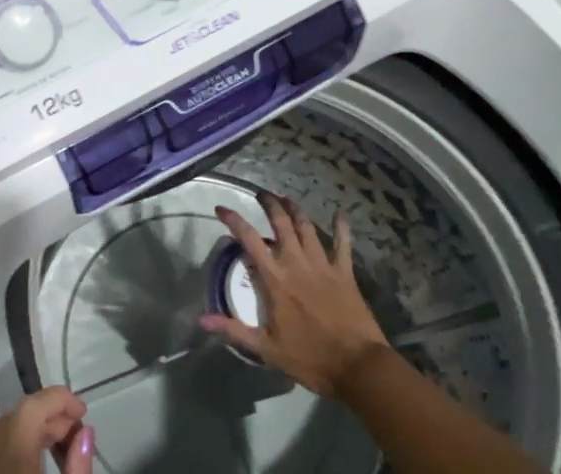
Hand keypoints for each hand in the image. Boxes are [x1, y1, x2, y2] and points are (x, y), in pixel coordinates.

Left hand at [0, 386, 94, 473]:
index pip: (33, 405)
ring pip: (2, 430)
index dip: (61, 399)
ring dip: (30, 434)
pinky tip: (27, 462)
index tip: (83, 413)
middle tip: (76, 437)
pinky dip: (9, 447)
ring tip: (56, 450)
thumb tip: (85, 432)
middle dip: (50, 420)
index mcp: (8, 446)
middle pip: (19, 417)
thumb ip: (76, 466)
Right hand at [199, 192, 389, 400]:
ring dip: (296, 210)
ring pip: (307, 228)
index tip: (221, 209)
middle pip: (281, 224)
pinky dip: (342, 228)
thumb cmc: (310, 358)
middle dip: (269, 205)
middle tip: (261, 194)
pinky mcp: (345, 274)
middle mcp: (297, 264)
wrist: (358, 366)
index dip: (234, 220)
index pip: (249, 240)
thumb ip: (234, 330)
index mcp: (276, 280)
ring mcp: (323, 266)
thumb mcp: (266, 349)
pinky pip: (344, 245)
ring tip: (286, 199)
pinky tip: (340, 214)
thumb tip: (202, 320)